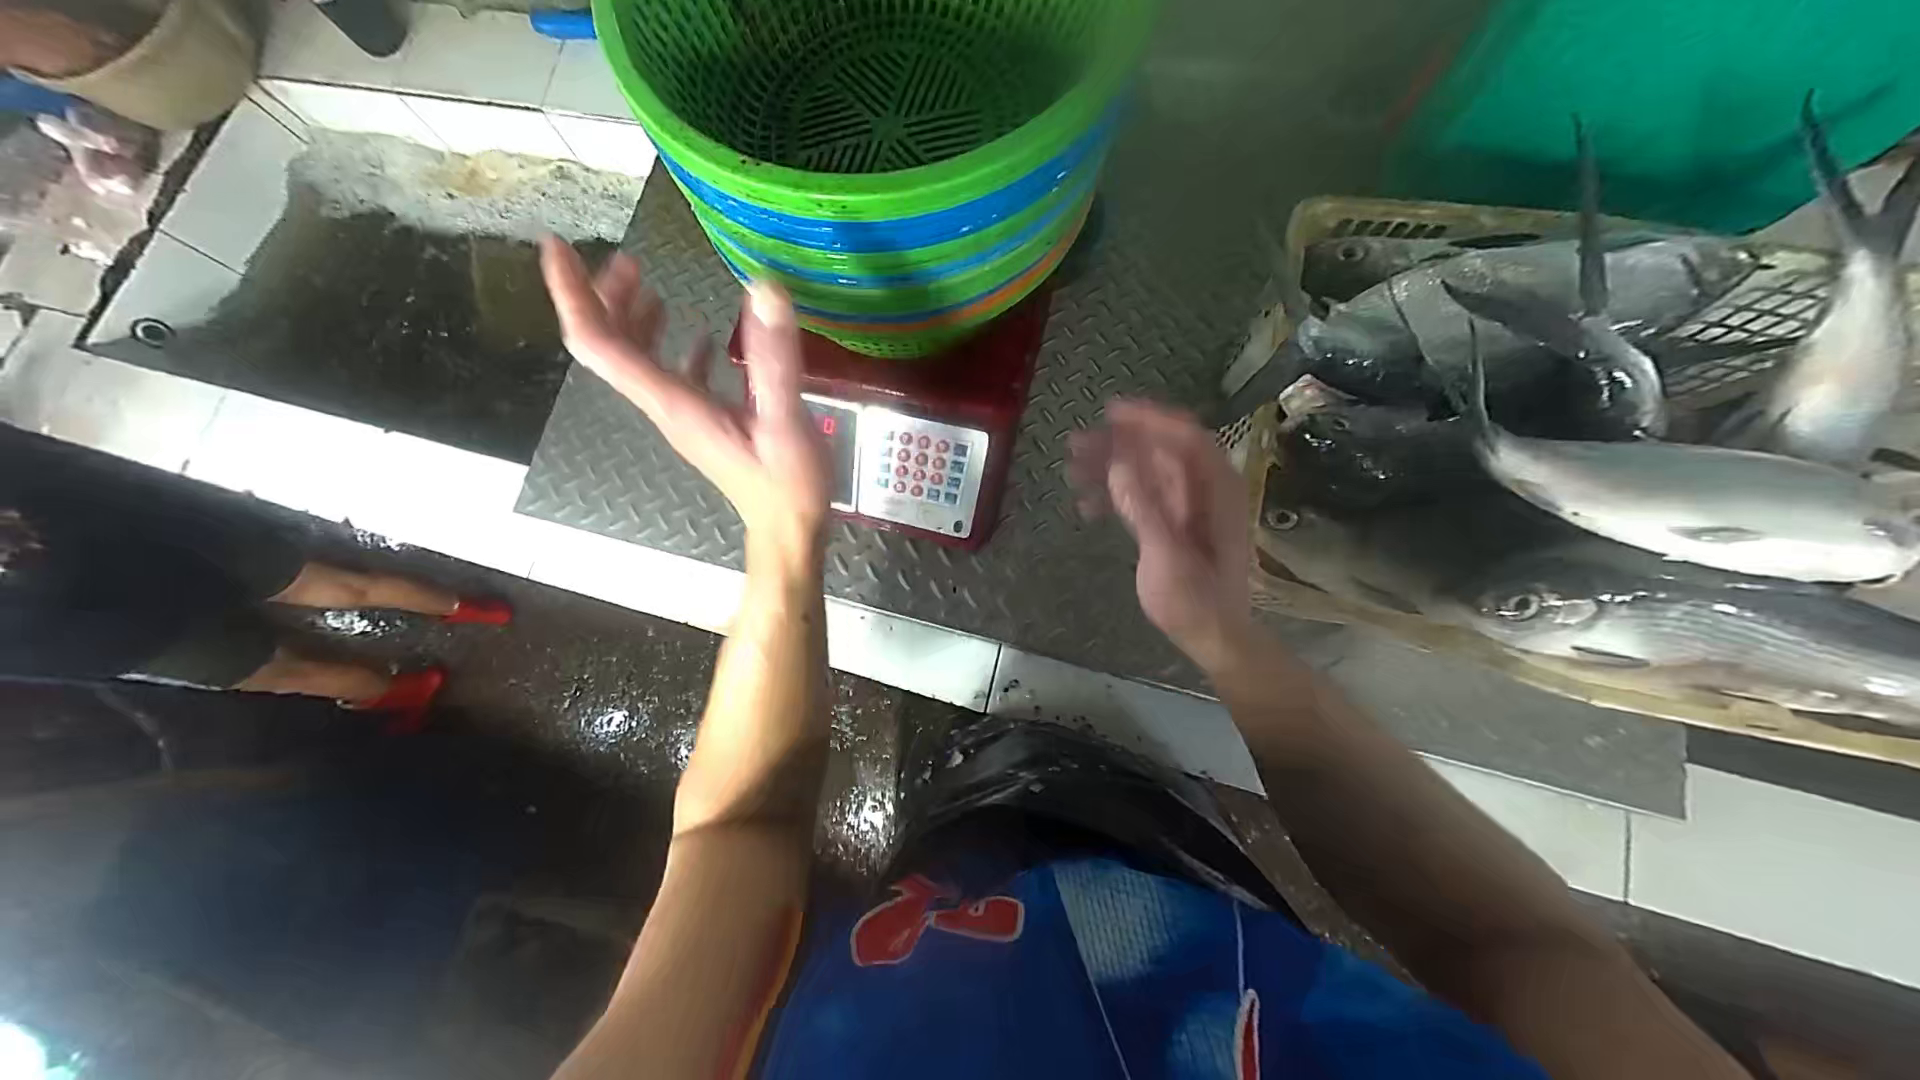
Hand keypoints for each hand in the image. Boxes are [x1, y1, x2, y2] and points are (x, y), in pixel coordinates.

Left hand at [541, 238, 829, 573]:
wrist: (787, 529)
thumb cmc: (786, 484)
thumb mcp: (785, 421)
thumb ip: (775, 358)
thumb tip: (765, 290)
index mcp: (673, 403)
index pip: (599, 344)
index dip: (572, 294)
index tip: (558, 247)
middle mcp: (666, 407)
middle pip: (608, 347)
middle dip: (602, 296)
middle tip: (625, 258)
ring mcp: (681, 416)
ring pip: (635, 360)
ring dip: (632, 317)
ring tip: (648, 281)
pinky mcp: (701, 421)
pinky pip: (670, 376)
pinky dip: (670, 345)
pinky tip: (696, 333)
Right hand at [1070, 400, 1252, 670]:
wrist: (1212, 637)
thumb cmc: (1196, 600)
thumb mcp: (1167, 554)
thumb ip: (1144, 507)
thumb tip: (1118, 463)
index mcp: (1215, 490)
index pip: (1185, 437)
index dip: (1149, 420)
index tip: (1110, 412)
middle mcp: (1203, 491)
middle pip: (1159, 451)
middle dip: (1118, 444)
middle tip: (1075, 443)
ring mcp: (1187, 508)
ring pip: (1145, 473)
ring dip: (1109, 468)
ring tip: (1071, 469)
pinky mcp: (1171, 525)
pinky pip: (1141, 497)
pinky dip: (1115, 496)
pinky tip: (1086, 505)